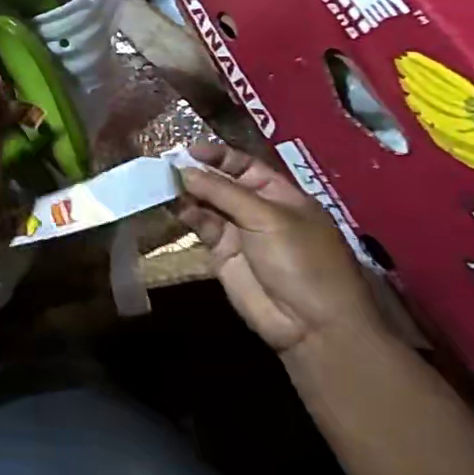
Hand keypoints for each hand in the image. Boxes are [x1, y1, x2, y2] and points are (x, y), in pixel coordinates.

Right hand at [174, 142, 382, 352]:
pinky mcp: (222, 255)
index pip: (243, 164)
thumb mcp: (267, 217)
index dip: (217, 156)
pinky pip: (201, 227)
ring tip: (162, 183)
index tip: (188, 150)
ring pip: (207, 204)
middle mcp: (256, 208)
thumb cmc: (301, 259)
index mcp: (279, 193)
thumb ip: (223, 192)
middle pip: (221, 183)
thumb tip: (184, 171)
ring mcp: (239, 232)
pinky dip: (186, 215)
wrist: (311, 324)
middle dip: (196, 174)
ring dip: (187, 193)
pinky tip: (171, 205)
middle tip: (165, 165)